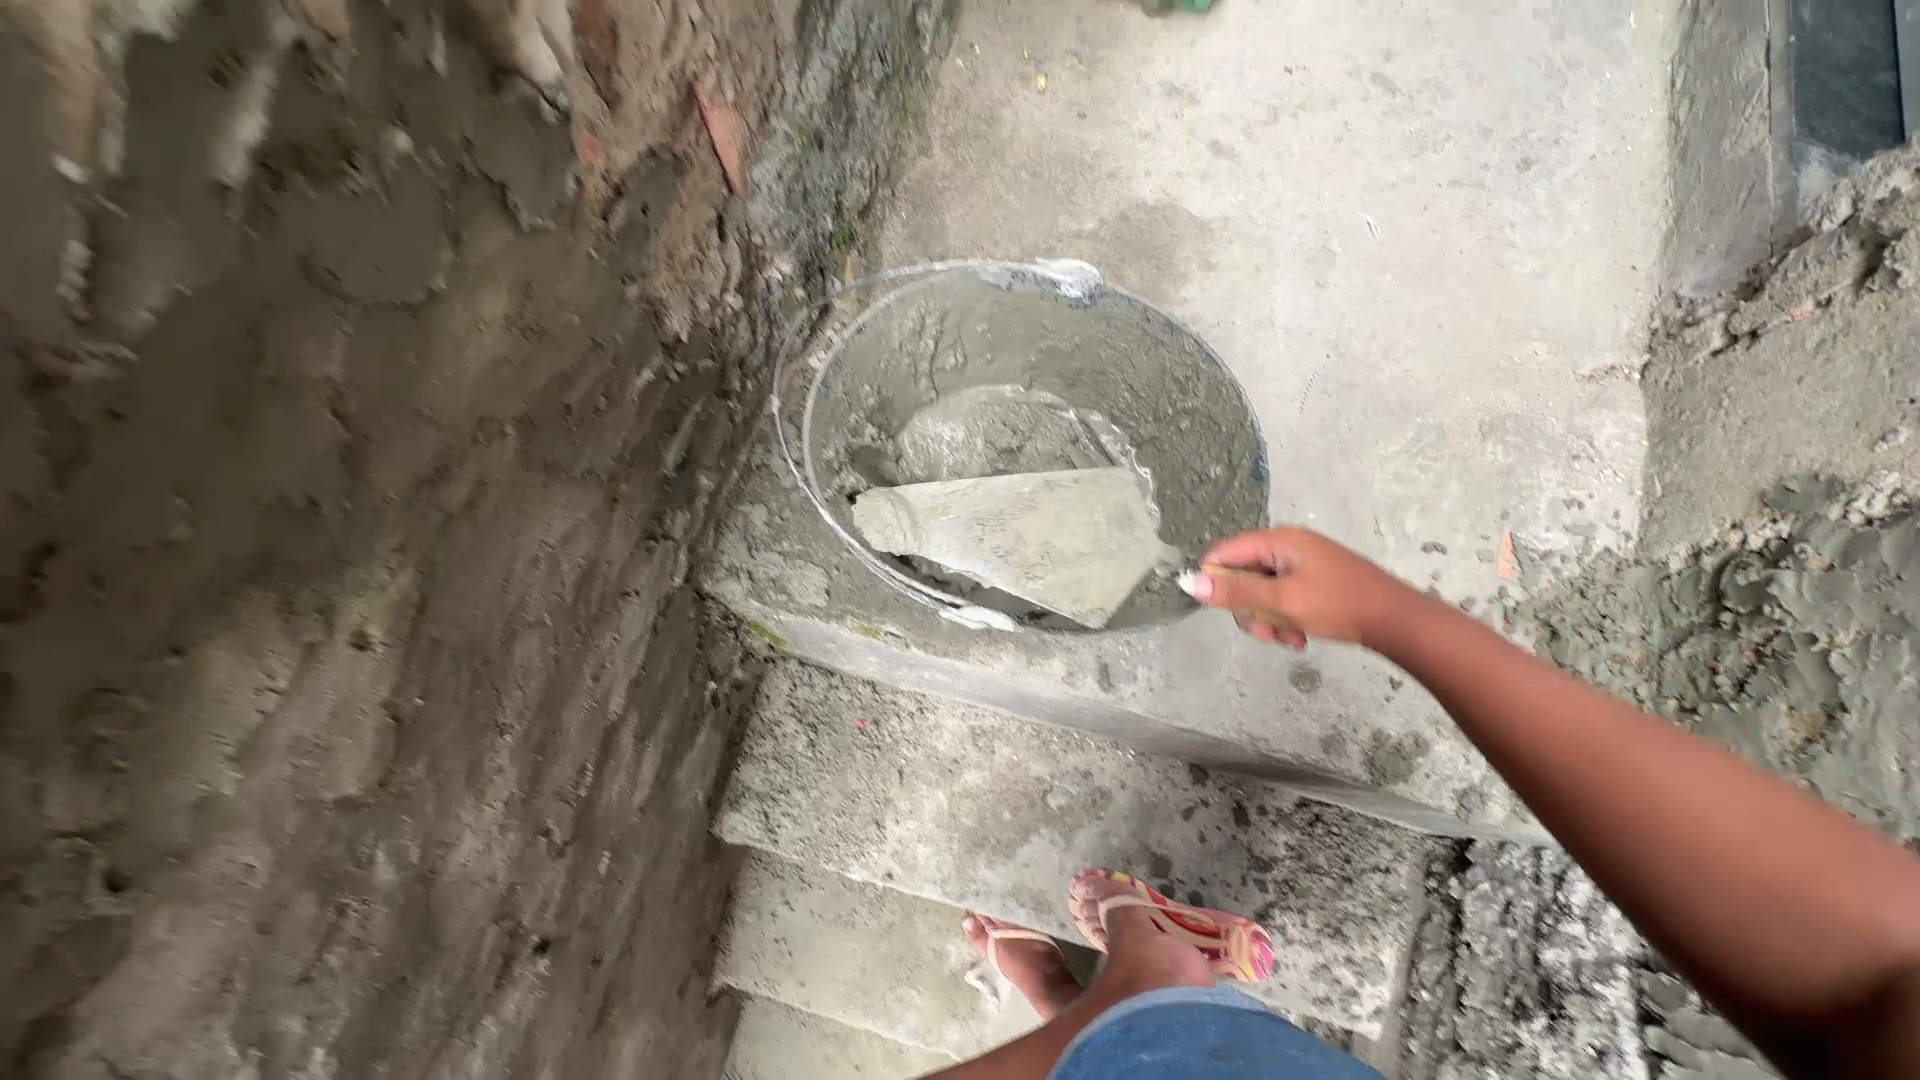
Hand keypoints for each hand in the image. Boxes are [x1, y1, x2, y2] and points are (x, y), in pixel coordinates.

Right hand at [1179, 527, 1412, 649]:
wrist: (1397, 622)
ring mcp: (1302, 565)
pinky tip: (1299, 638)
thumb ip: (1236, 593)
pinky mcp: (1313, 583)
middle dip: (1249, 609)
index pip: (1225, 553)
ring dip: (1268, 619)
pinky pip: (1281, 599)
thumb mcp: (1283, 601)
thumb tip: (1189, 583)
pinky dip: (1284, 619)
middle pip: (1242, 577)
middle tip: (1267, 633)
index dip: (1215, 581)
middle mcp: (1287, 547)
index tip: (1222, 609)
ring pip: (1261, 593)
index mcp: (1279, 541)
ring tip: (1289, 639)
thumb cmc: (1339, 605)